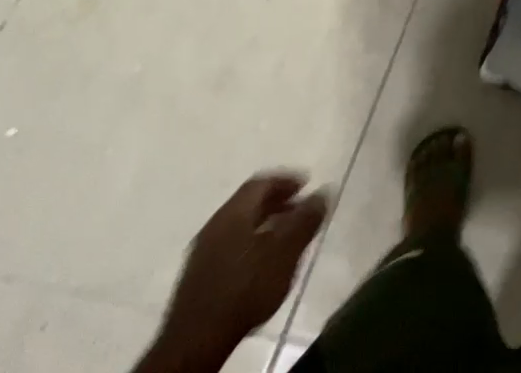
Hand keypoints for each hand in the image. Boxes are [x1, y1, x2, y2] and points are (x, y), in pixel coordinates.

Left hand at [158, 172, 328, 358]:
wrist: (198, 339)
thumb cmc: (247, 288)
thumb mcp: (286, 252)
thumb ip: (305, 220)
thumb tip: (323, 193)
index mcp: (233, 214)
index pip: (260, 183)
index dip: (285, 180)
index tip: (307, 184)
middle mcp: (214, 226)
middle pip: (248, 203)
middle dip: (277, 201)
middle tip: (301, 208)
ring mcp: (203, 251)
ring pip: (239, 225)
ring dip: (265, 223)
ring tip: (288, 236)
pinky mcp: (200, 274)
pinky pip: (231, 244)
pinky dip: (252, 241)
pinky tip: (265, 261)